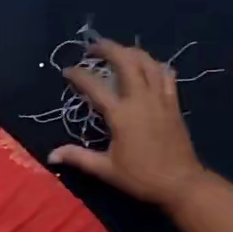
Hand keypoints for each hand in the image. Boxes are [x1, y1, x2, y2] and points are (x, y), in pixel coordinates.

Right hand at [48, 38, 209, 209]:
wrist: (181, 183)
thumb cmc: (141, 177)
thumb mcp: (106, 169)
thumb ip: (78, 157)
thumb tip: (51, 155)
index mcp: (121, 114)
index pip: (95, 86)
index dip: (78, 75)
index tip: (67, 72)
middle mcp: (141, 99)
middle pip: (126, 60)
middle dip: (108, 48)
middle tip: (92, 48)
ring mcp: (160, 99)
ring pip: (148, 62)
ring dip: (131, 52)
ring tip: (118, 52)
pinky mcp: (174, 103)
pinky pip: (166, 74)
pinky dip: (154, 65)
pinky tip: (147, 66)